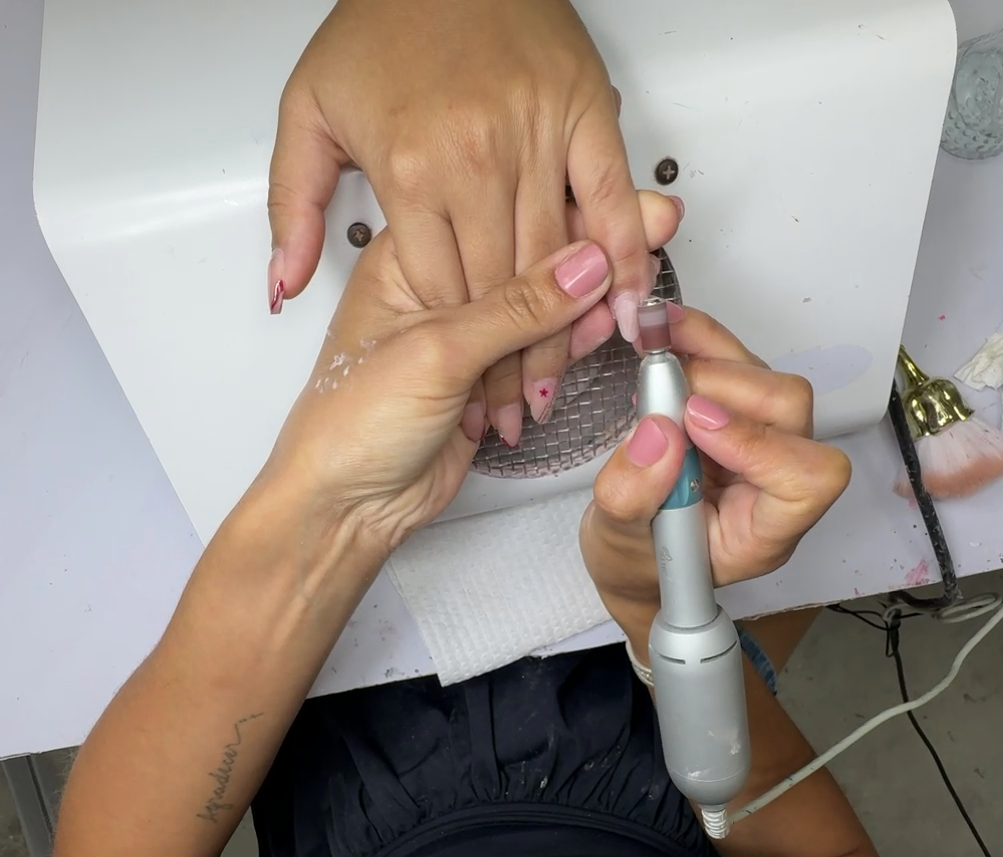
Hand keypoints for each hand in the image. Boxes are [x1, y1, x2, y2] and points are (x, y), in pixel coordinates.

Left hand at [261, 191, 682, 553]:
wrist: (348, 502)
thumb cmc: (351, 424)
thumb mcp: (436, 352)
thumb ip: (516, 308)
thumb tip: (583, 264)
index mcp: (411, 255)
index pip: (500, 213)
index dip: (567, 210)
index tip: (627, 208)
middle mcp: (442, 288)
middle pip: (531, 255)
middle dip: (593, 251)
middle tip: (654, 231)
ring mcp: (467, 334)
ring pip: (543, 304)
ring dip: (590, 300)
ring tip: (640, 284)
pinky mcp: (487, 375)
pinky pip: (540, 348)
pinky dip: (574, 342)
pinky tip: (606, 326)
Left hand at [268, 0, 648, 449]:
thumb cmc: (378, 26)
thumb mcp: (308, 116)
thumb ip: (295, 209)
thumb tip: (285, 284)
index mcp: (411, 172)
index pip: (448, 295)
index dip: (466, 357)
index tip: (474, 397)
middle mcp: (474, 158)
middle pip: (503, 293)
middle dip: (516, 364)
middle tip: (521, 408)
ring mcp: (532, 135)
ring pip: (555, 262)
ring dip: (566, 333)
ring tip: (563, 382)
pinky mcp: (579, 112)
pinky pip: (608, 201)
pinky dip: (625, 256)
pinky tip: (627, 303)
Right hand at [580, 307, 852, 648]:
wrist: (631, 554)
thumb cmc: (635, 563)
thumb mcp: (616, 545)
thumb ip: (631, 498)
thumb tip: (657, 432)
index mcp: (762, 530)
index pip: (805, 480)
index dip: (759, 443)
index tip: (692, 424)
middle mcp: (773, 482)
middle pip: (790, 414)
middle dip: (727, 387)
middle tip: (659, 386)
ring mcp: (758, 443)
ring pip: (765, 379)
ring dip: (713, 352)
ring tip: (655, 340)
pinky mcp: (733, 413)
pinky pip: (735, 364)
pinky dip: (700, 342)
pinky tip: (665, 332)